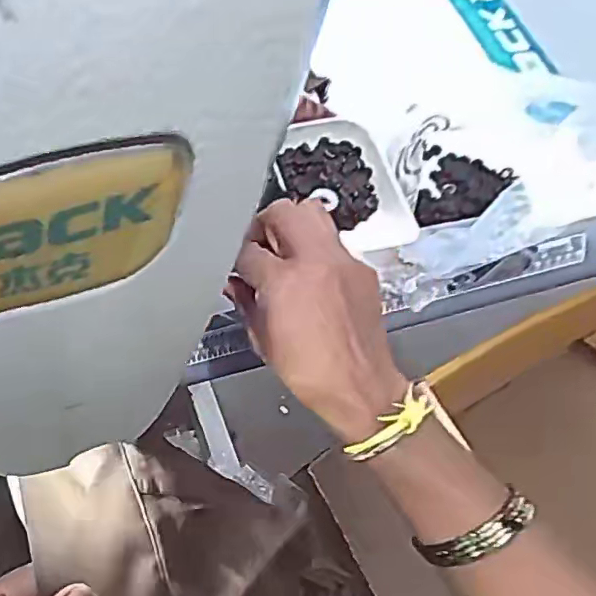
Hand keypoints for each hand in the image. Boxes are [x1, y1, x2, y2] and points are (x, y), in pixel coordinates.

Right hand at [227, 198, 409, 442]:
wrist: (356, 384)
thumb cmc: (313, 373)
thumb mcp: (263, 340)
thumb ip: (246, 303)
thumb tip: (237, 286)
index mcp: (285, 282)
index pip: (248, 250)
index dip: (235, 258)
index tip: (234, 266)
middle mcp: (316, 262)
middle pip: (283, 211)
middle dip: (263, 225)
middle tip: (256, 244)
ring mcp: (343, 261)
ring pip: (314, 214)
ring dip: (292, 226)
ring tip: (282, 252)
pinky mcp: (360, 269)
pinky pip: (333, 242)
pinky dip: (315, 250)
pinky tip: (307, 275)